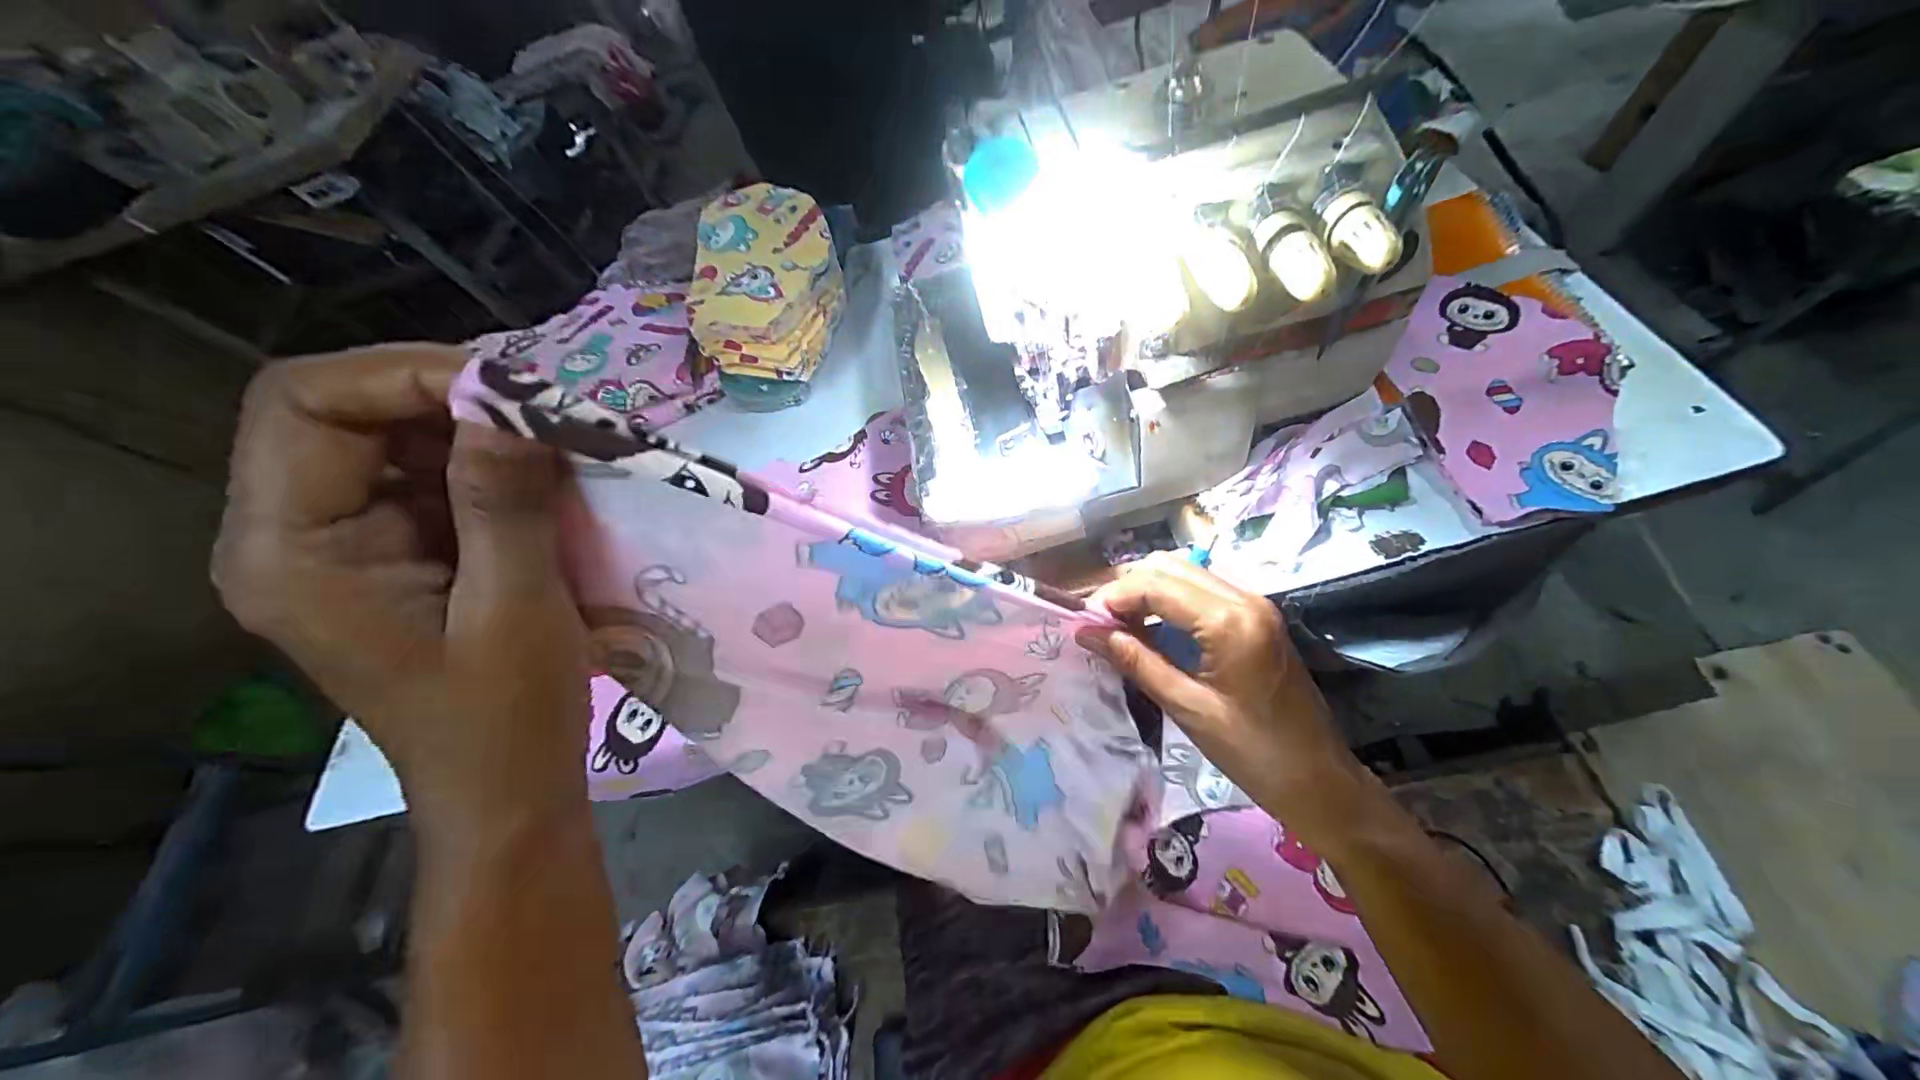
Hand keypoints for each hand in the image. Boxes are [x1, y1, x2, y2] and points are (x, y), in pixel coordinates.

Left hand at [211, 345, 589, 835]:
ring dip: (473, 422)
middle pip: (341, 410)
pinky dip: (487, 457)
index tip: (511, 386)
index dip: (404, 375)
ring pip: (391, 435)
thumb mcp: (515, 608)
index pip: (305, 406)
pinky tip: (543, 468)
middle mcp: (295, 534)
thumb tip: (514, 399)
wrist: (507, 791)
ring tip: (554, 429)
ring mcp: (345, 542)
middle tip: (542, 402)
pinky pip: (429, 473)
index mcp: (291, 552)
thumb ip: (504, 502)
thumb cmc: (505, 718)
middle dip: (445, 393)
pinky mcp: (395, 551)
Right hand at [1078, 552, 1366, 830]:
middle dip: (1127, 590)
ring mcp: (1254, 604)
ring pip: (1184, 572)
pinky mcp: (1256, 617)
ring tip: (1119, 629)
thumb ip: (1136, 662)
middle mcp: (1244, 598)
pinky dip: (1169, 601)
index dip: (1112, 598)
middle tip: (1099, 626)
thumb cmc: (1254, 753)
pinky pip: (1201, 591)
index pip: (1155, 584)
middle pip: (1168, 566)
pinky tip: (1151, 630)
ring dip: (1146, 592)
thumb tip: (1087, 633)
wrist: (1321, 779)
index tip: (1084, 625)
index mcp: (1230, 621)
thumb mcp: (1188, 708)